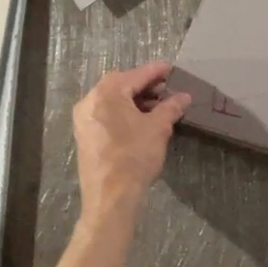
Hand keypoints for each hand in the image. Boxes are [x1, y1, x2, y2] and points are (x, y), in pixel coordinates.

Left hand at [71, 62, 189, 216]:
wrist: (110, 197)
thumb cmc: (134, 156)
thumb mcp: (158, 128)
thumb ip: (171, 107)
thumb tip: (184, 96)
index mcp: (107, 93)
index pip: (137, 75)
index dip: (157, 71)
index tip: (173, 69)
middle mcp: (90, 101)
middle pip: (121, 85)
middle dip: (144, 86)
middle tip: (167, 90)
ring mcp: (84, 119)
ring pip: (112, 100)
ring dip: (134, 100)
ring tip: (157, 107)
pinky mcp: (84, 135)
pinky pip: (106, 114)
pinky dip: (123, 112)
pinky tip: (140, 121)